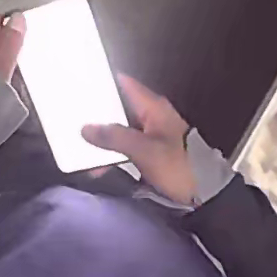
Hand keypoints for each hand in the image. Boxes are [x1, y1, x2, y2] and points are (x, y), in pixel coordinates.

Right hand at [82, 74, 197, 205]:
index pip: (124, 83)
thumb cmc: (177, 166)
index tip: (79, 79)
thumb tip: (85, 128)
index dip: (103, 79)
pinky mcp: (149, 152)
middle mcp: (151, 116)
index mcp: (153, 107)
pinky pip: (123, 147)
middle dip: (96, 112)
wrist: (206, 196)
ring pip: (119, 129)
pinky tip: (96, 165)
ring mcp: (151, 135)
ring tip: (78, 143)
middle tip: (71, 112)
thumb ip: (114, 137)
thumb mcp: (144, 150)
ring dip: (101, 137)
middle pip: (118, 107)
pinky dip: (110, 153)